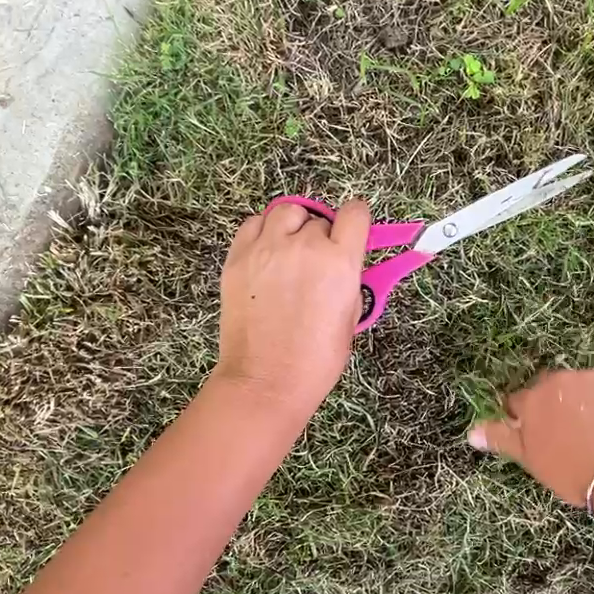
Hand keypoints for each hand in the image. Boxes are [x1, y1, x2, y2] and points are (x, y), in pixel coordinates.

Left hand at [214, 199, 369, 413]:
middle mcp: (305, 246)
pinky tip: (267, 253)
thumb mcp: (350, 319)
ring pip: (285, 212)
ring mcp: (267, 249)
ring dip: (292, 226)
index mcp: (340, 262)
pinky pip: (253, 224)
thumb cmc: (316, 360)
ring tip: (290, 250)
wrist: (267, 380)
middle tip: (316, 263)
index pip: (355, 213)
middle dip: (321, 236)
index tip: (352, 232)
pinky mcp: (238, 258)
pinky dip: (263, 231)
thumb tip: (342, 269)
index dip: (356, 221)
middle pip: (318, 219)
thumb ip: (348, 283)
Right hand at [467, 370, 593, 505]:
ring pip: (579, 388)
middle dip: (551, 406)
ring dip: (580, 403)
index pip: (515, 402)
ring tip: (592, 434)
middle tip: (562, 437)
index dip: (521, 419)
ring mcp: (593, 379)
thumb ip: (501, 439)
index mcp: (533, 399)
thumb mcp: (530, 459)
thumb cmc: (572, 470)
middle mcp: (560, 381)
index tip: (532, 437)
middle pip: (548, 390)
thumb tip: (471, 432)